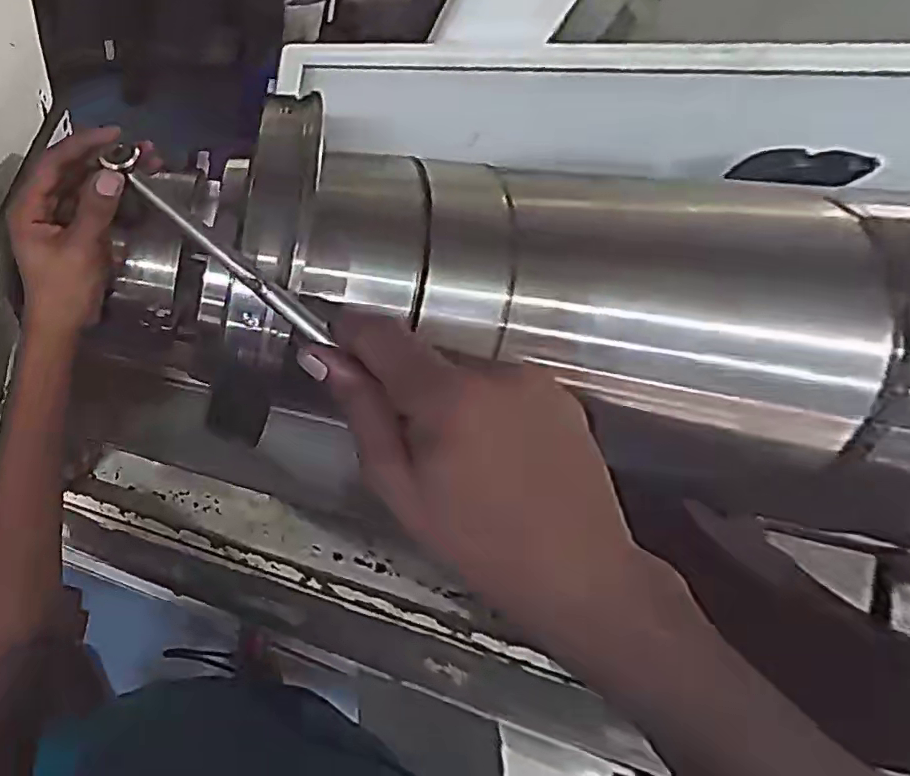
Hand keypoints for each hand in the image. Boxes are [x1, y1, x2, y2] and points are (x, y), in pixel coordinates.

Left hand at [6, 126, 151, 338]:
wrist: (62, 328)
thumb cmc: (61, 294)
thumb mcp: (80, 249)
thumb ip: (95, 210)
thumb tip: (111, 175)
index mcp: (28, 210)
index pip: (52, 164)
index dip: (81, 144)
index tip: (111, 134)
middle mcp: (39, 208)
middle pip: (69, 170)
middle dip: (102, 156)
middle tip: (134, 148)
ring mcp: (57, 218)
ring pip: (83, 183)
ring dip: (110, 172)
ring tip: (141, 161)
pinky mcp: (74, 229)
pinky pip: (92, 201)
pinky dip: (112, 192)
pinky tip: (133, 184)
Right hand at [300, 313, 671, 641]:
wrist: (585, 578)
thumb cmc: (477, 540)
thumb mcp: (394, 482)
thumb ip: (359, 408)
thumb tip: (323, 358)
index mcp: (448, 395)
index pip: (379, 331)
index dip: (347, 334)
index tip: (332, 351)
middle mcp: (494, 373)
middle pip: (416, 349)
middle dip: (394, 377)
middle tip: (395, 432)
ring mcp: (531, 380)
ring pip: (452, 364)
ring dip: (435, 389)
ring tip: (448, 449)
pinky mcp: (556, 392)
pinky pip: (489, 378)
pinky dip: (472, 399)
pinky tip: (484, 449)